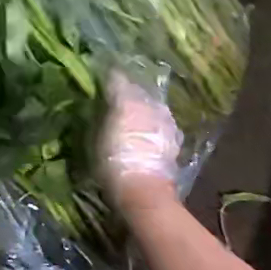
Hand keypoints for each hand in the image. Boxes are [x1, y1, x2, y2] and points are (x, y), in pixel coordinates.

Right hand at [99, 72, 182, 211]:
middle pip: (138, 90)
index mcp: (126, 101)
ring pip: (153, 105)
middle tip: (117, 100)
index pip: (116, 78)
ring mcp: (166, 119)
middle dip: (129, 93)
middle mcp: (150, 104)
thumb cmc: (112, 166)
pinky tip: (149, 135)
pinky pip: (162, 123)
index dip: (108, 78)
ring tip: (135, 118)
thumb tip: (100, 106)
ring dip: (144, 108)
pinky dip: (155, 125)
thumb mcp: (95, 140)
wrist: (145, 191)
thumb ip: (99, 118)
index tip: (101, 80)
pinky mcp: (175, 136)